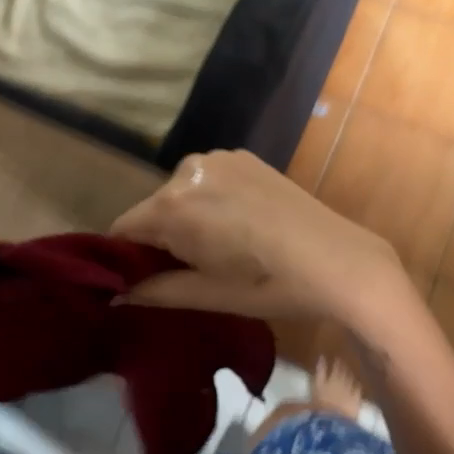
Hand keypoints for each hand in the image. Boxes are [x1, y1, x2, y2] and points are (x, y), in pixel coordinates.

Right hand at [111, 149, 404, 326]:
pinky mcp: (244, 156)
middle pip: (153, 209)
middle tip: (188, 271)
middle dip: (160, 238)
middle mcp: (188, 170)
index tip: (136, 281)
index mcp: (173, 206)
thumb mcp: (208, 294)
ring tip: (220, 249)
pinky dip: (212, 199)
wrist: (337, 259)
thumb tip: (115, 296)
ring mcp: (219, 158)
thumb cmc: (268, 285)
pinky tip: (241, 224)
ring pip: (181, 192)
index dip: (123, 257)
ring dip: (187, 217)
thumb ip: (154, 291)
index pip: (123, 229)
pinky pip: (209, 180)